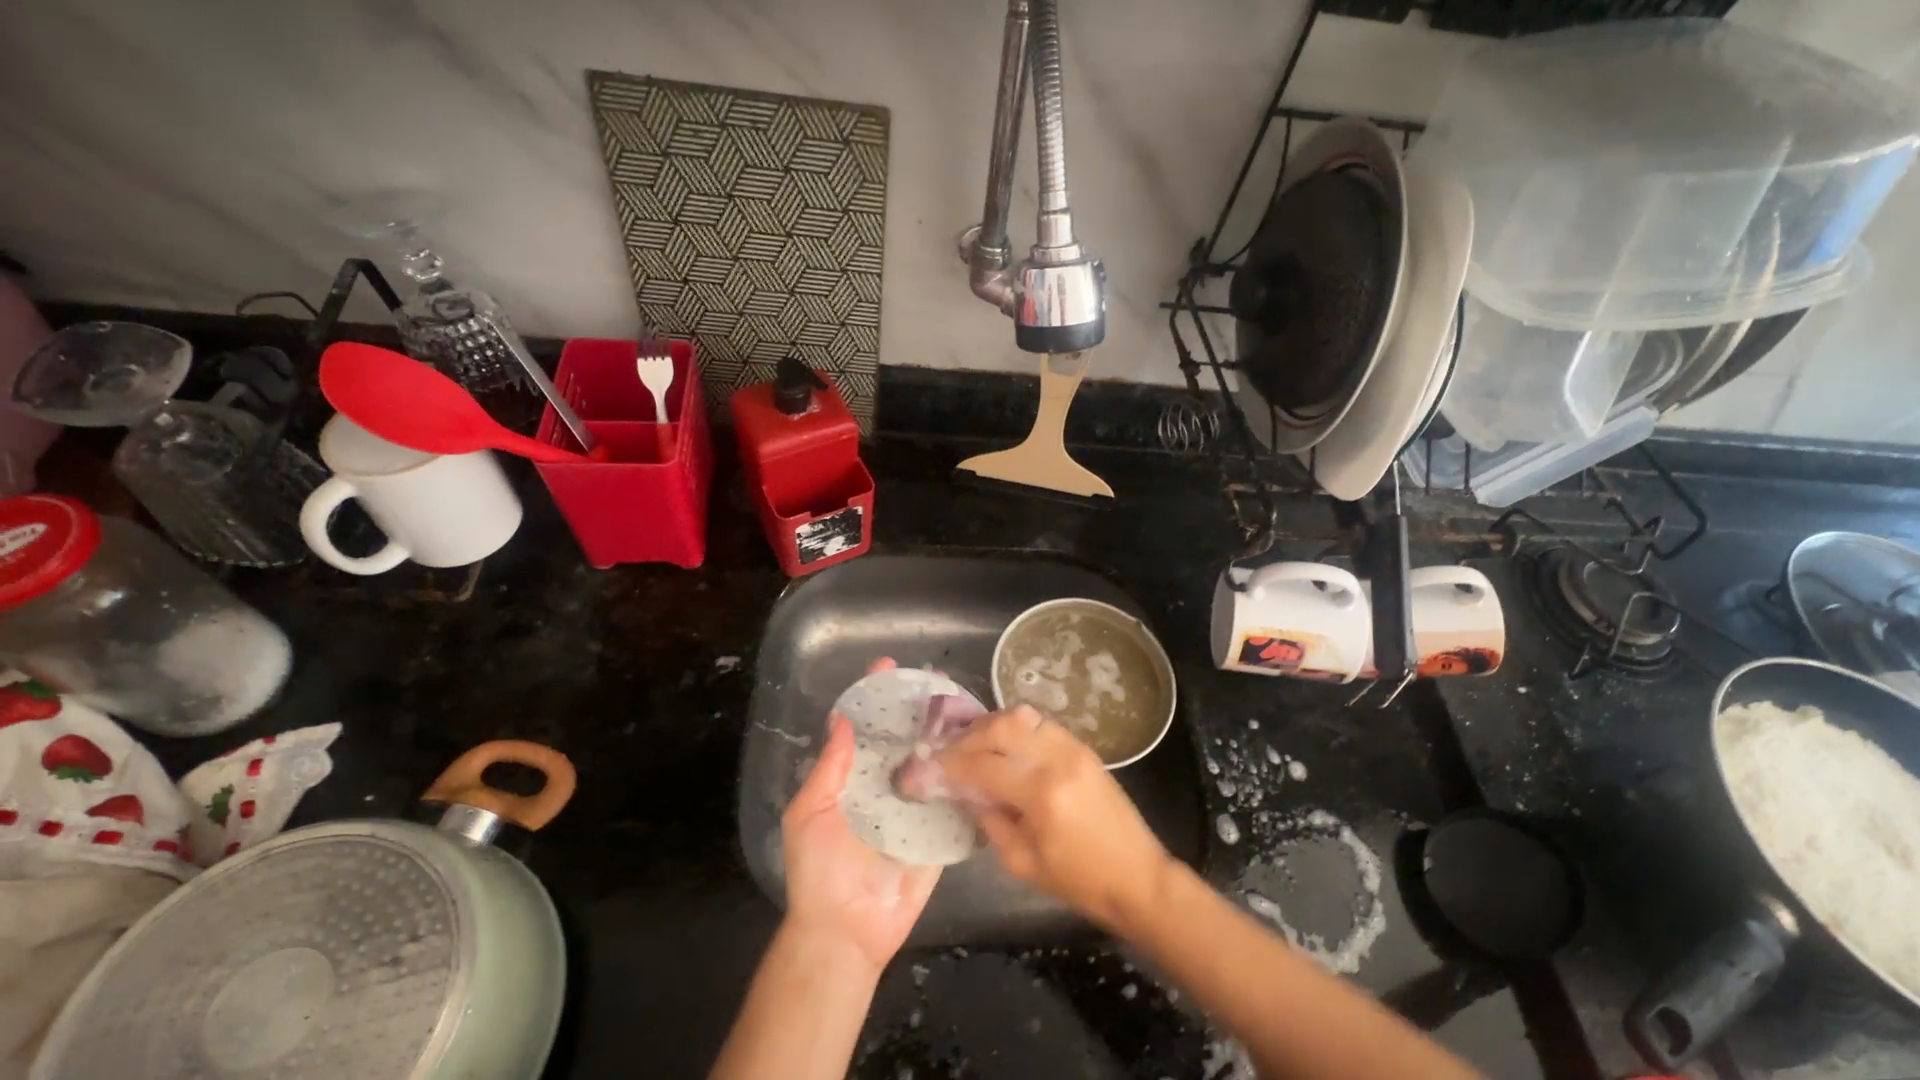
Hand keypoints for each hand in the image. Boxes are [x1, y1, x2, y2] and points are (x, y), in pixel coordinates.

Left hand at [781, 658, 940, 971]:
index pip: (866, 727)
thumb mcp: (810, 813)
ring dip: (948, 735)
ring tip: (967, 704)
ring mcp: (914, 809)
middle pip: (905, 738)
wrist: (845, 931)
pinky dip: (967, 778)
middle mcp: (884, 786)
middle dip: (919, 707)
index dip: (876, 696)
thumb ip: (829, 768)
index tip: (889, 666)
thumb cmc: (819, 871)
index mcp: (851, 778)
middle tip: (940, 678)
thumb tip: (843, 718)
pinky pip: (954, 803)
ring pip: (933, 763)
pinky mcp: (938, 835)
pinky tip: (985, 751)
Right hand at [934, 706, 1171, 932]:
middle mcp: (1057, 760)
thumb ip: (987, 819)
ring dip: (991, 726)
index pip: (981, 764)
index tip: (926, 768)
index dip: (948, 764)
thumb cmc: (1077, 880)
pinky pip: (1042, 724)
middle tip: (948, 753)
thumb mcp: (1021, 862)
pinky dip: (1016, 729)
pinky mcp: (1084, 749)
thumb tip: (961, 788)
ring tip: (972, 746)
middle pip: (1001, 725)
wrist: (1137, 877)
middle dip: (967, 735)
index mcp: (1041, 794)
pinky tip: (1003, 747)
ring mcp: (1074, 749)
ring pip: (1022, 716)